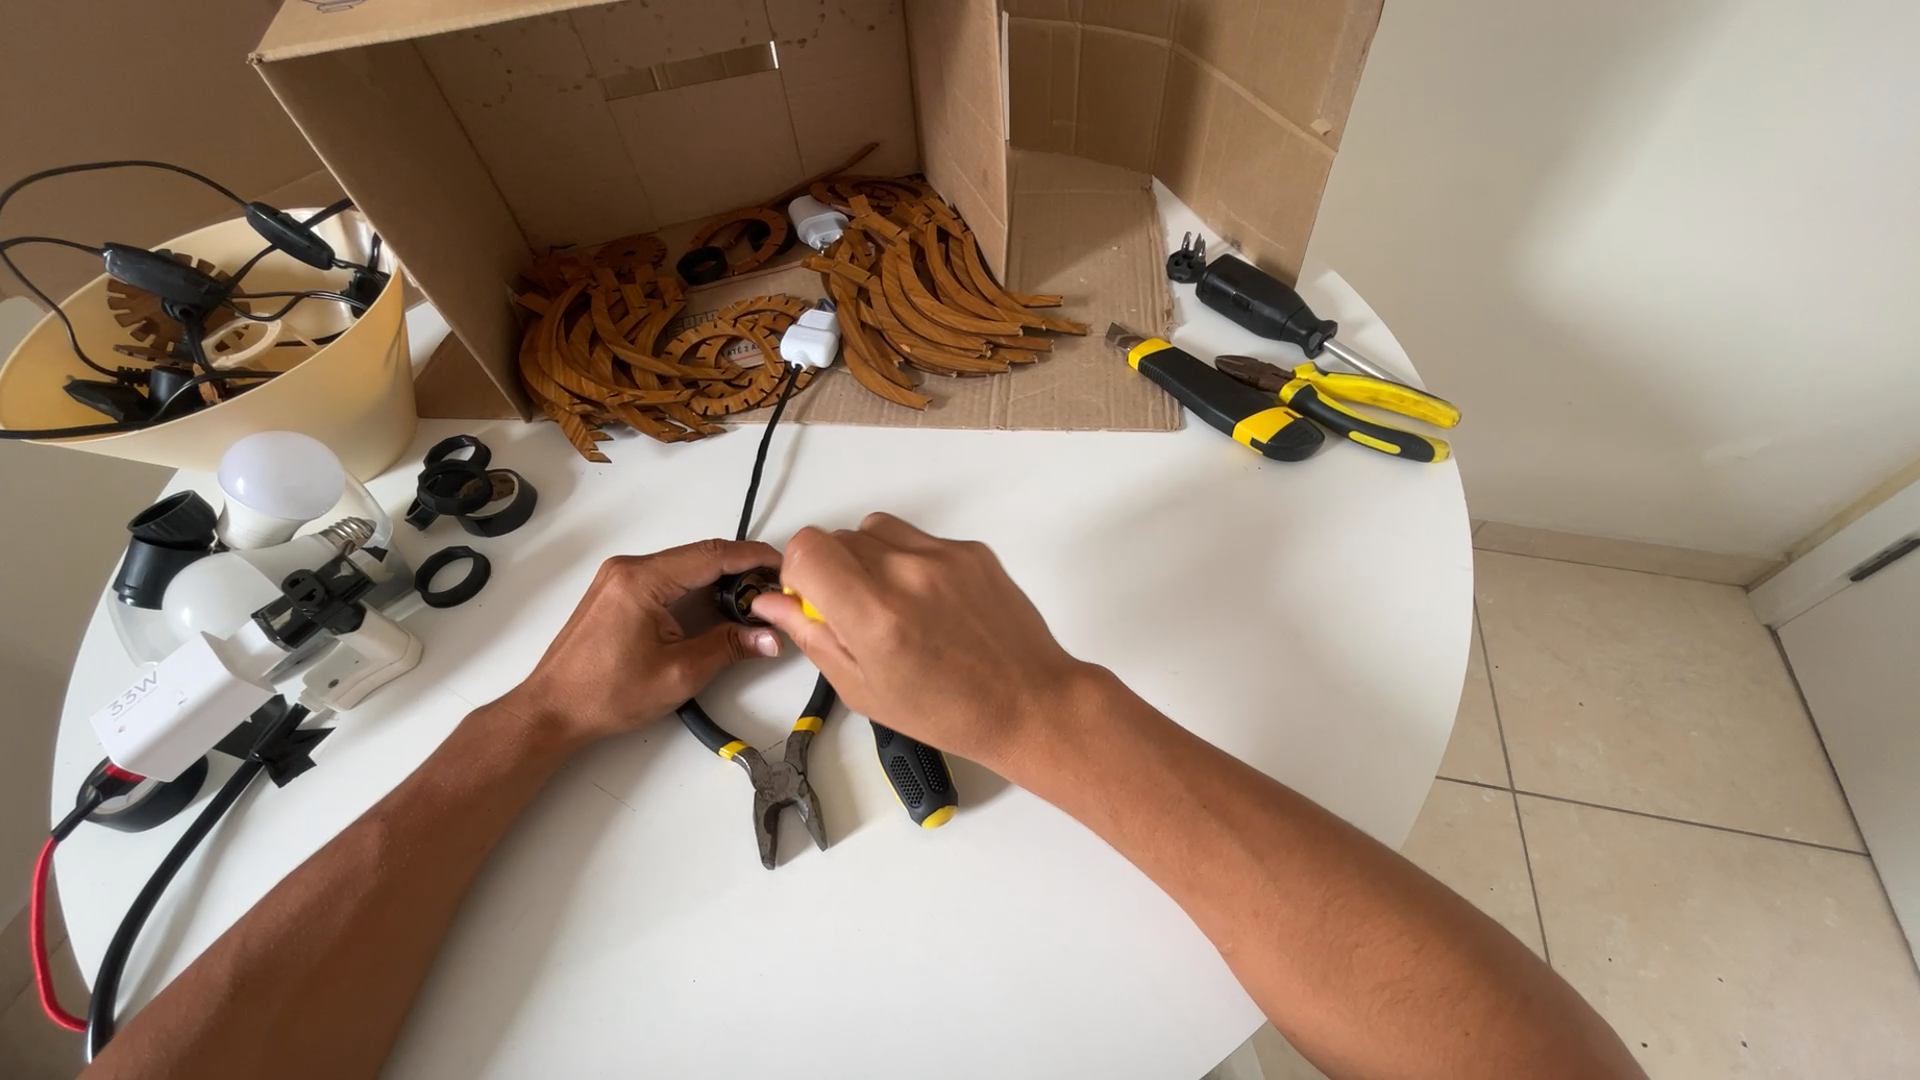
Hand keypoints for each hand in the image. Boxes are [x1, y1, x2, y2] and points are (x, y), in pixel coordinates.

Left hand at [498, 540, 783, 746]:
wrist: (551, 711)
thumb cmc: (607, 694)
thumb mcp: (679, 674)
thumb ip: (729, 648)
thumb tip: (771, 637)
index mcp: (642, 580)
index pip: (711, 555)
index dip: (752, 557)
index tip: (783, 566)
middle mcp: (629, 568)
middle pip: (699, 555)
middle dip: (740, 568)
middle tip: (774, 588)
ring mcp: (619, 577)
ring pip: (684, 566)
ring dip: (719, 578)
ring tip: (753, 598)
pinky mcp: (617, 590)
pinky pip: (668, 577)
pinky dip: (697, 586)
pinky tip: (717, 604)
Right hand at [751, 513, 1088, 769]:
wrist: (1028, 700)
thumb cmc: (946, 711)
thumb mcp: (863, 689)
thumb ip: (812, 637)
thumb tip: (772, 602)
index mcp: (875, 613)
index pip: (807, 547)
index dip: (798, 570)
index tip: (812, 598)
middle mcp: (909, 572)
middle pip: (839, 536)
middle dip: (832, 569)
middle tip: (856, 612)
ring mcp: (945, 555)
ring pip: (876, 528)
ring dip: (868, 557)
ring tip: (892, 602)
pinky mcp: (972, 549)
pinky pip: (919, 538)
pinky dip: (910, 560)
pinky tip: (930, 601)